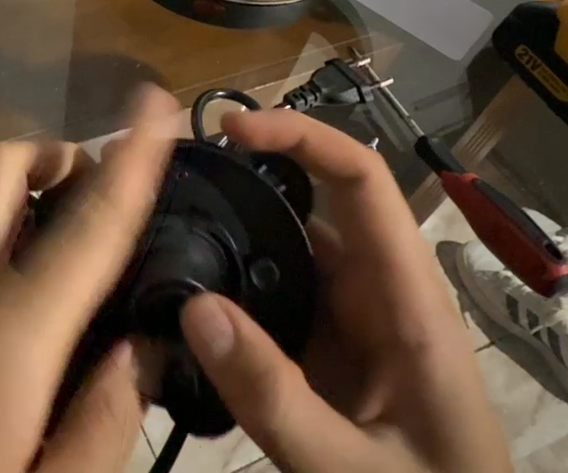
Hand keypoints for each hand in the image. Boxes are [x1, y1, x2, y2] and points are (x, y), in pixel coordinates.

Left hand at [0, 85, 177, 472]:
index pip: (88, 227)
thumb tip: (143, 347)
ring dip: (20, 193)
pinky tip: (16, 300)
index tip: (154, 103)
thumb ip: (104, 421)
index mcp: (6, 335)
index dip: (132, 159)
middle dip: (52, 153)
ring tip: (68, 234)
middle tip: (97, 179)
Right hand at [178, 109, 509, 472]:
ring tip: (159, 227)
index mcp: (407, 299)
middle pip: (312, 206)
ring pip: (286, 250)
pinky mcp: (327, 350)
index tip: (229, 129)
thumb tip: (194, 306)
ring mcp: (351, 321)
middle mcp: (378, 293)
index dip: (300, 136)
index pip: (362, 180)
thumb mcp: (353, 470)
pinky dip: (231, 281)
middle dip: (246, 177)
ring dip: (231, 231)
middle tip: (169, 178)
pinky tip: (181, 294)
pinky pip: (275, 294)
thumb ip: (276, 399)